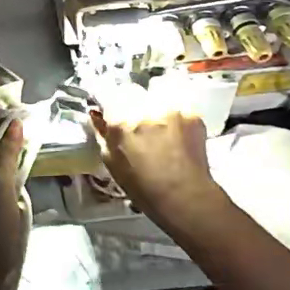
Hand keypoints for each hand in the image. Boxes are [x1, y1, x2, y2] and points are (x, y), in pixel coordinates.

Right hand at [89, 105, 226, 226]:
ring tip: (159, 128)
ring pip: (156, 96)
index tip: (111, 112)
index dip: (109, 103)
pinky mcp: (191, 113)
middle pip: (131, 92)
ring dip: (154, 108)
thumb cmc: (142, 187)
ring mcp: (170, 108)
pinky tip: (177, 134)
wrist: (185, 196)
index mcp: (119, 119)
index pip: (107, 92)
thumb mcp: (111, 161)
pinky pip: (176, 107)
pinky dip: (174, 117)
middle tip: (137, 124)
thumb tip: (99, 118)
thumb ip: (103, 134)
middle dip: (131, 104)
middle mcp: (143, 107)